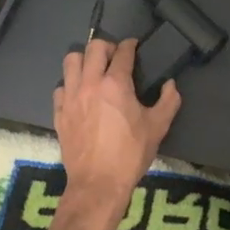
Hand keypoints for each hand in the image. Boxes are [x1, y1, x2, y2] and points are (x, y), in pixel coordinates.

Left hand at [53, 38, 181, 207]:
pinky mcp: (59, 113)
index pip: (122, 52)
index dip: (130, 45)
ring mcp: (71, 97)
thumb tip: (171, 84)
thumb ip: (168, 101)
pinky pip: (60, 87)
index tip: (134, 46)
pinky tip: (80, 94)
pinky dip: (70, 85)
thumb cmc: (131, 153)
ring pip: (71, 62)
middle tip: (116, 57)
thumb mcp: (158, 127)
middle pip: (93, 48)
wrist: (98, 183)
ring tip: (94, 70)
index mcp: (116, 84)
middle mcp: (90, 83)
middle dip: (106, 47)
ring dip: (84, 60)